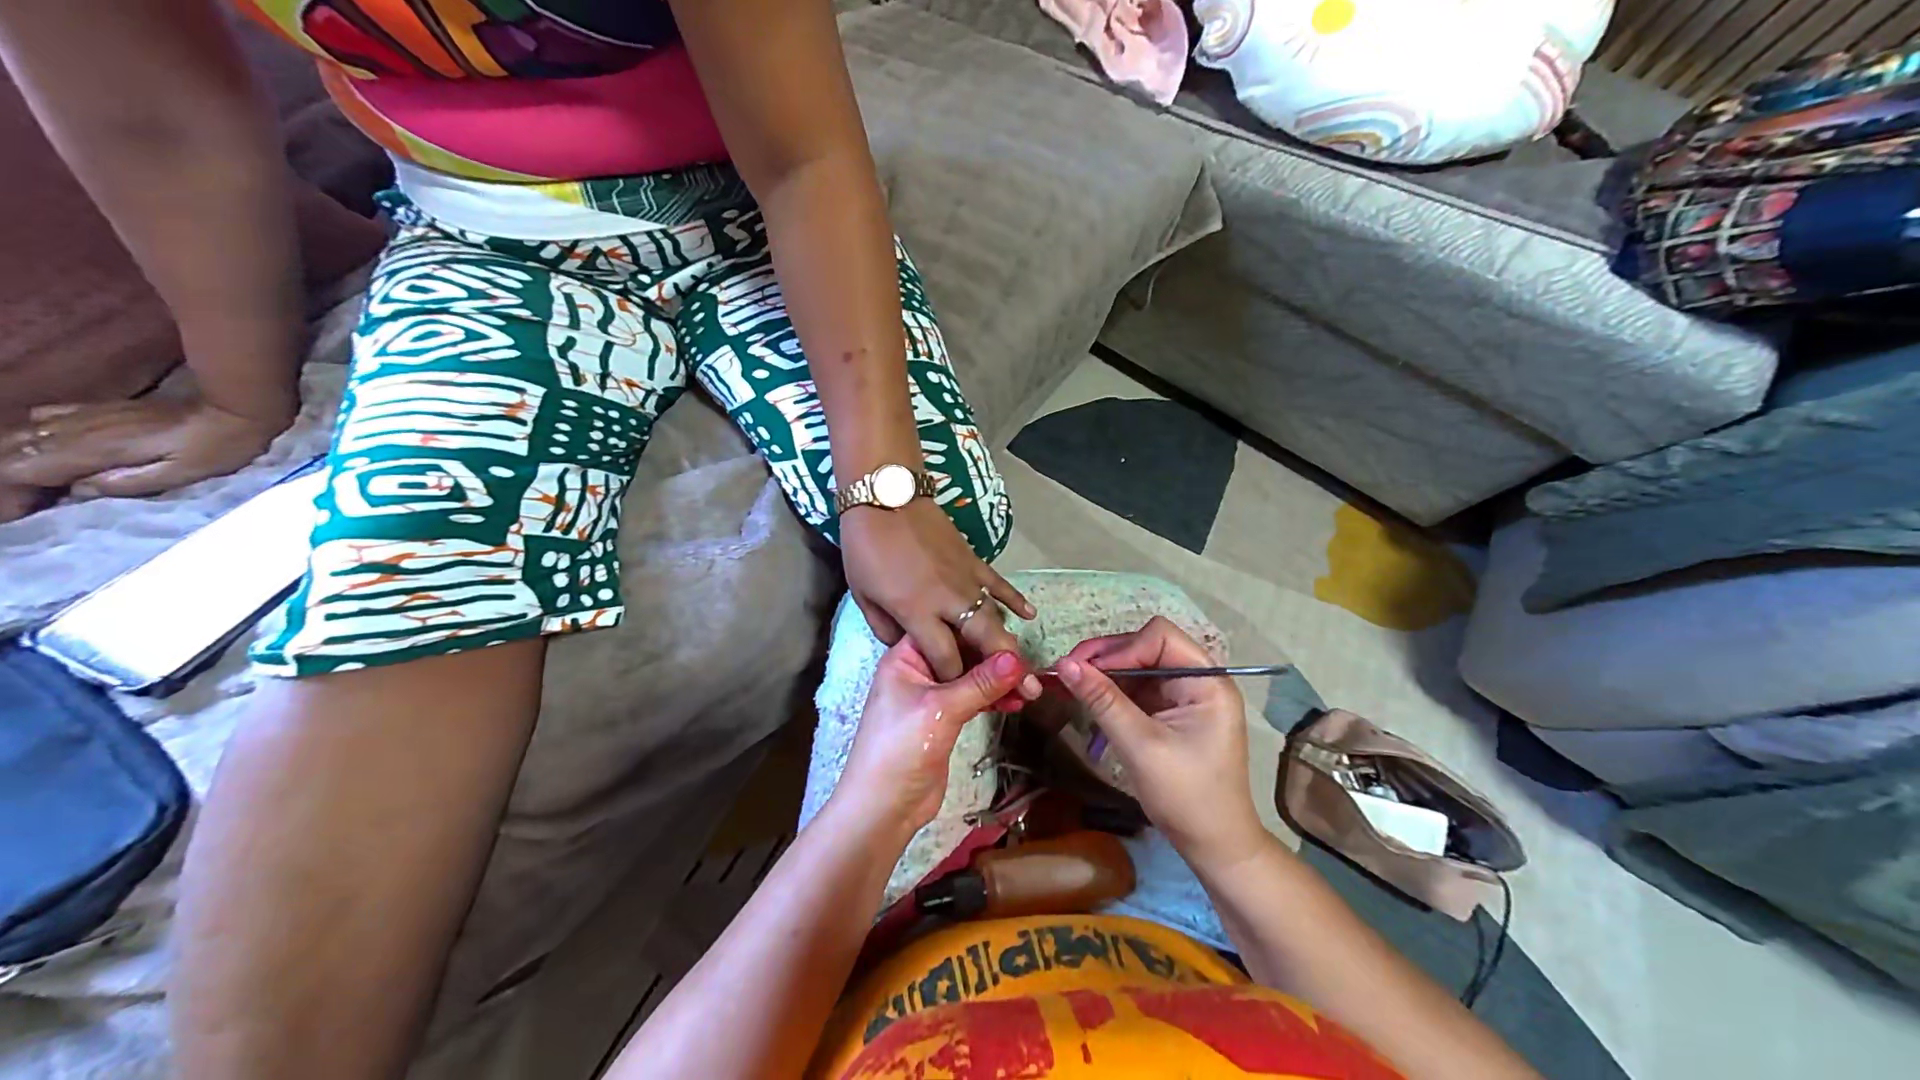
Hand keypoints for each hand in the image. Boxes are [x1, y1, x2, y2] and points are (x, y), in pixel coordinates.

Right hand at [0, 397, 289, 510]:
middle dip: (7, 481)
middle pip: (10, 452)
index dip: (10, 495)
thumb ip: (129, 483)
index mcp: (94, 448)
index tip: (18, 516)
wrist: (233, 409)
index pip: (20, 470)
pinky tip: (41, 455)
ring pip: (18, 435)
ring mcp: (83, 415)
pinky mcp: (96, 409)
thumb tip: (78, 491)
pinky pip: (41, 420)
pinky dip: (29, 440)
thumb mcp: (182, 473)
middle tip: (22, 506)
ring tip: (31, 489)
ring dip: (12, 461)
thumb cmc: (217, 446)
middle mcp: (76, 428)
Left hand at [828, 640, 1029, 832]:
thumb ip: (979, 683)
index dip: (983, 633)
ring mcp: (931, 695)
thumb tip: (1018, 658)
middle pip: (964, 652)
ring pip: (972, 676)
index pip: (949, 630)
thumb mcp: (940, 710)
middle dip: (997, 661)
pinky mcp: (944, 718)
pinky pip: (974, 698)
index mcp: (906, 656)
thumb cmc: (900, 749)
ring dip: (1000, 682)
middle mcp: (918, 669)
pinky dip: (994, 698)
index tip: (1019, 645)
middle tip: (1031, 674)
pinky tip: (1016, 702)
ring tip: (1030, 692)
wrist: (882, 808)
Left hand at [840, 498, 1040, 709]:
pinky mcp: (975, 561)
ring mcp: (967, 579)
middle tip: (1013, 688)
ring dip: (1006, 642)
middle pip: (983, 642)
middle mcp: (949, 601)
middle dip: (999, 668)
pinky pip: (1001, 585)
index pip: (946, 659)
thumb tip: (908, 645)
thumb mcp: (863, 596)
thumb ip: (886, 629)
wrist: (886, 498)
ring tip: (1017, 664)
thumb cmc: (866, 550)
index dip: (955, 680)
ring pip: (995, 618)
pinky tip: (1030, 616)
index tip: (959, 692)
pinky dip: (1016, 600)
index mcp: (917, 612)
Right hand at [1056, 617, 1268, 869]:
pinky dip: (1113, 692)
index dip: (1120, 648)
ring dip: (1106, 674)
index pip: (1160, 638)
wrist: (1214, 845)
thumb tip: (1064, 664)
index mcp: (1207, 682)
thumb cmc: (1186, 796)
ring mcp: (1185, 696)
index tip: (1084, 669)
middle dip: (1108, 657)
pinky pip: (1138, 688)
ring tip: (1073, 686)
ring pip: (1138, 666)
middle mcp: (1199, 680)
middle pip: (1147, 647)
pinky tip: (1089, 700)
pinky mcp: (1172, 712)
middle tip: (1069, 672)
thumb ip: (1103, 701)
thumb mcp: (1140, 746)